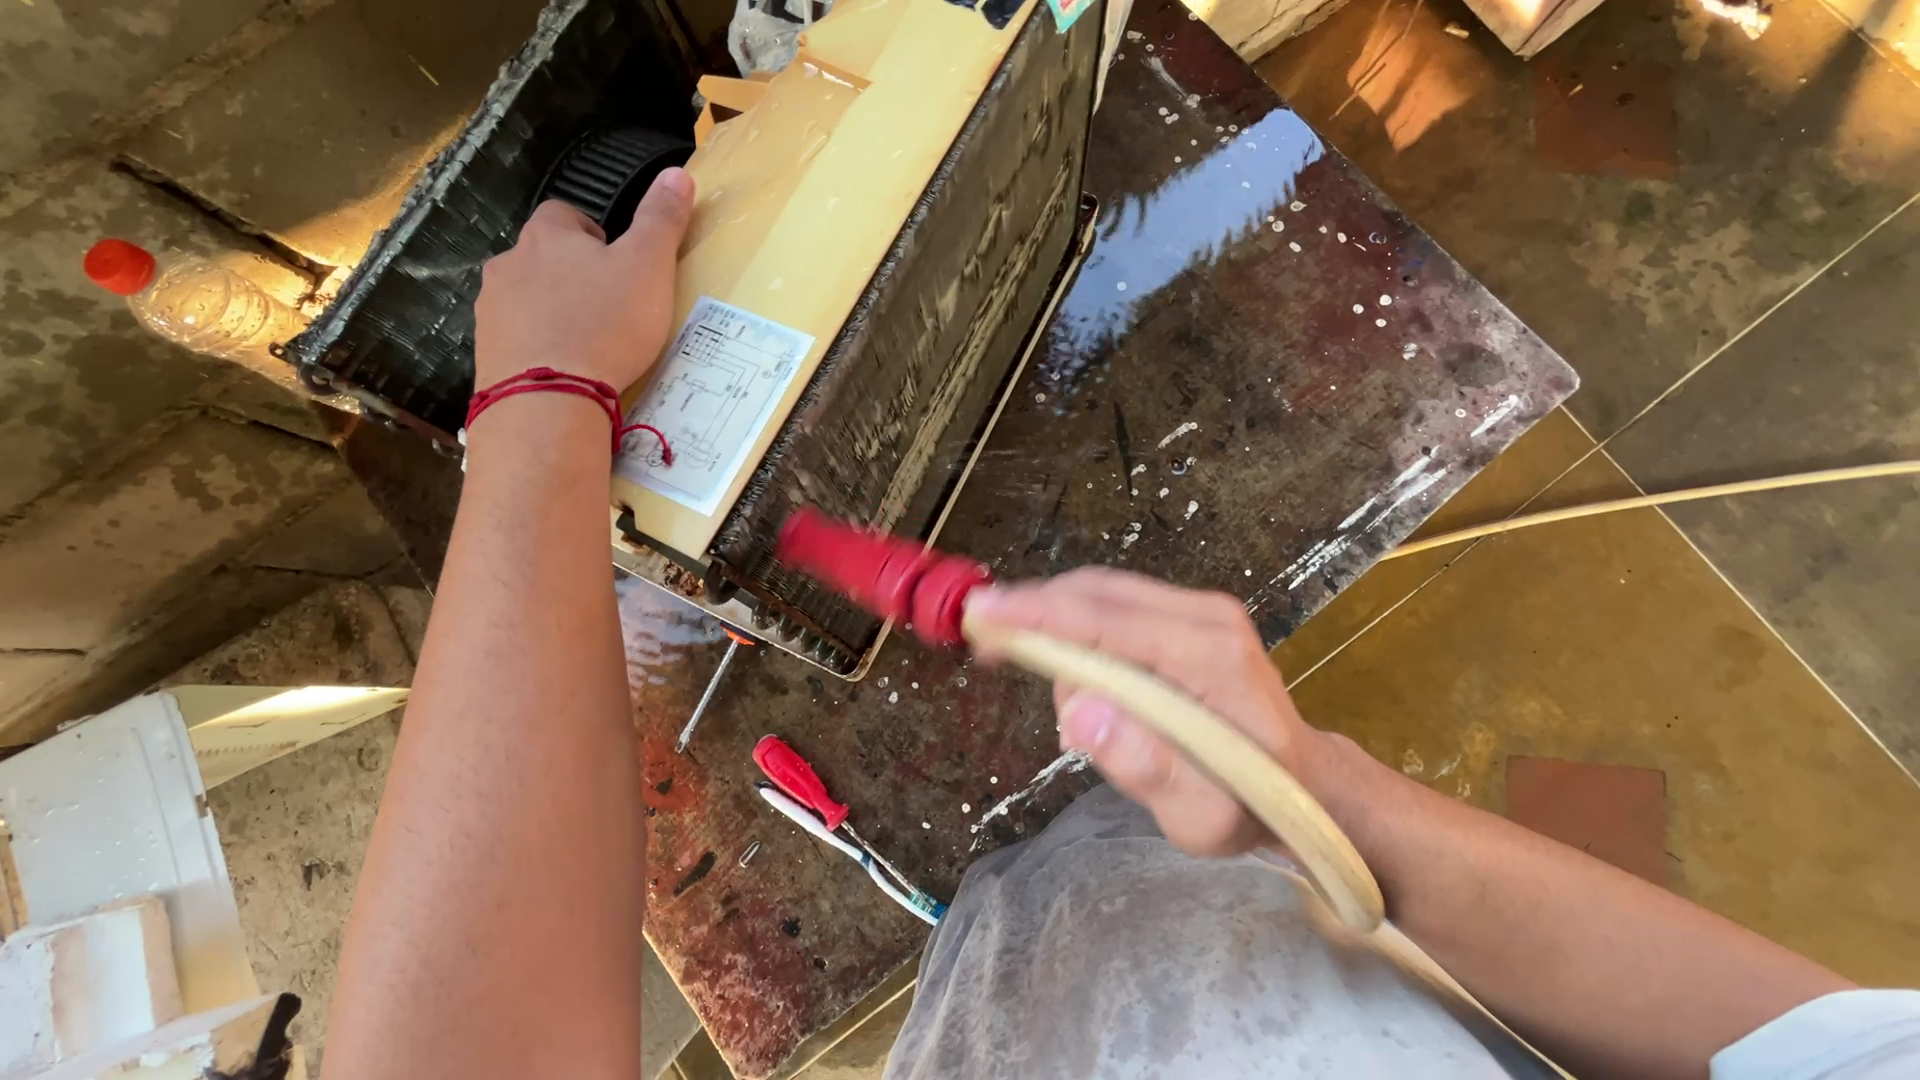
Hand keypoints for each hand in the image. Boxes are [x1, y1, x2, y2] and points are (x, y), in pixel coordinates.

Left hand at [473, 168, 694, 390]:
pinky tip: (565, 370)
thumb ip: (662, 220)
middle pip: (542, 258)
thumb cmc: (607, 325)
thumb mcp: (649, 267)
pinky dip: (539, 348)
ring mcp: (492, 309)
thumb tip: (679, 172)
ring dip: (552, 312)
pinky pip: (516, 340)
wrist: (550, 396)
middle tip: (608, 308)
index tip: (618, 265)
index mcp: (548, 236)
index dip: (593, 236)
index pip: (565, 215)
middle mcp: (509, 263)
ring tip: (587, 343)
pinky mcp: (488, 351)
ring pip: (526, 299)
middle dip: (571, 276)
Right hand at [965, 567, 1326, 856]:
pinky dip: (1078, 628)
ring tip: (1074, 710)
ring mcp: (1201, 608)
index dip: (1037, 615)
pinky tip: (1080, 676)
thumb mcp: (1202, 819)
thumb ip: (1146, 767)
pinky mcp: (1190, 613)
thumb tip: (1080, 710)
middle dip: (1034, 614)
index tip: (980, 613)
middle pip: (1096, 592)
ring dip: (1058, 631)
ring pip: (1100, 593)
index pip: (1106, 620)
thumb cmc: (1253, 808)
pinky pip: (1114, 604)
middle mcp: (1206, 615)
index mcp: (1211, 657)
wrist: (1307, 783)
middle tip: (990, 649)